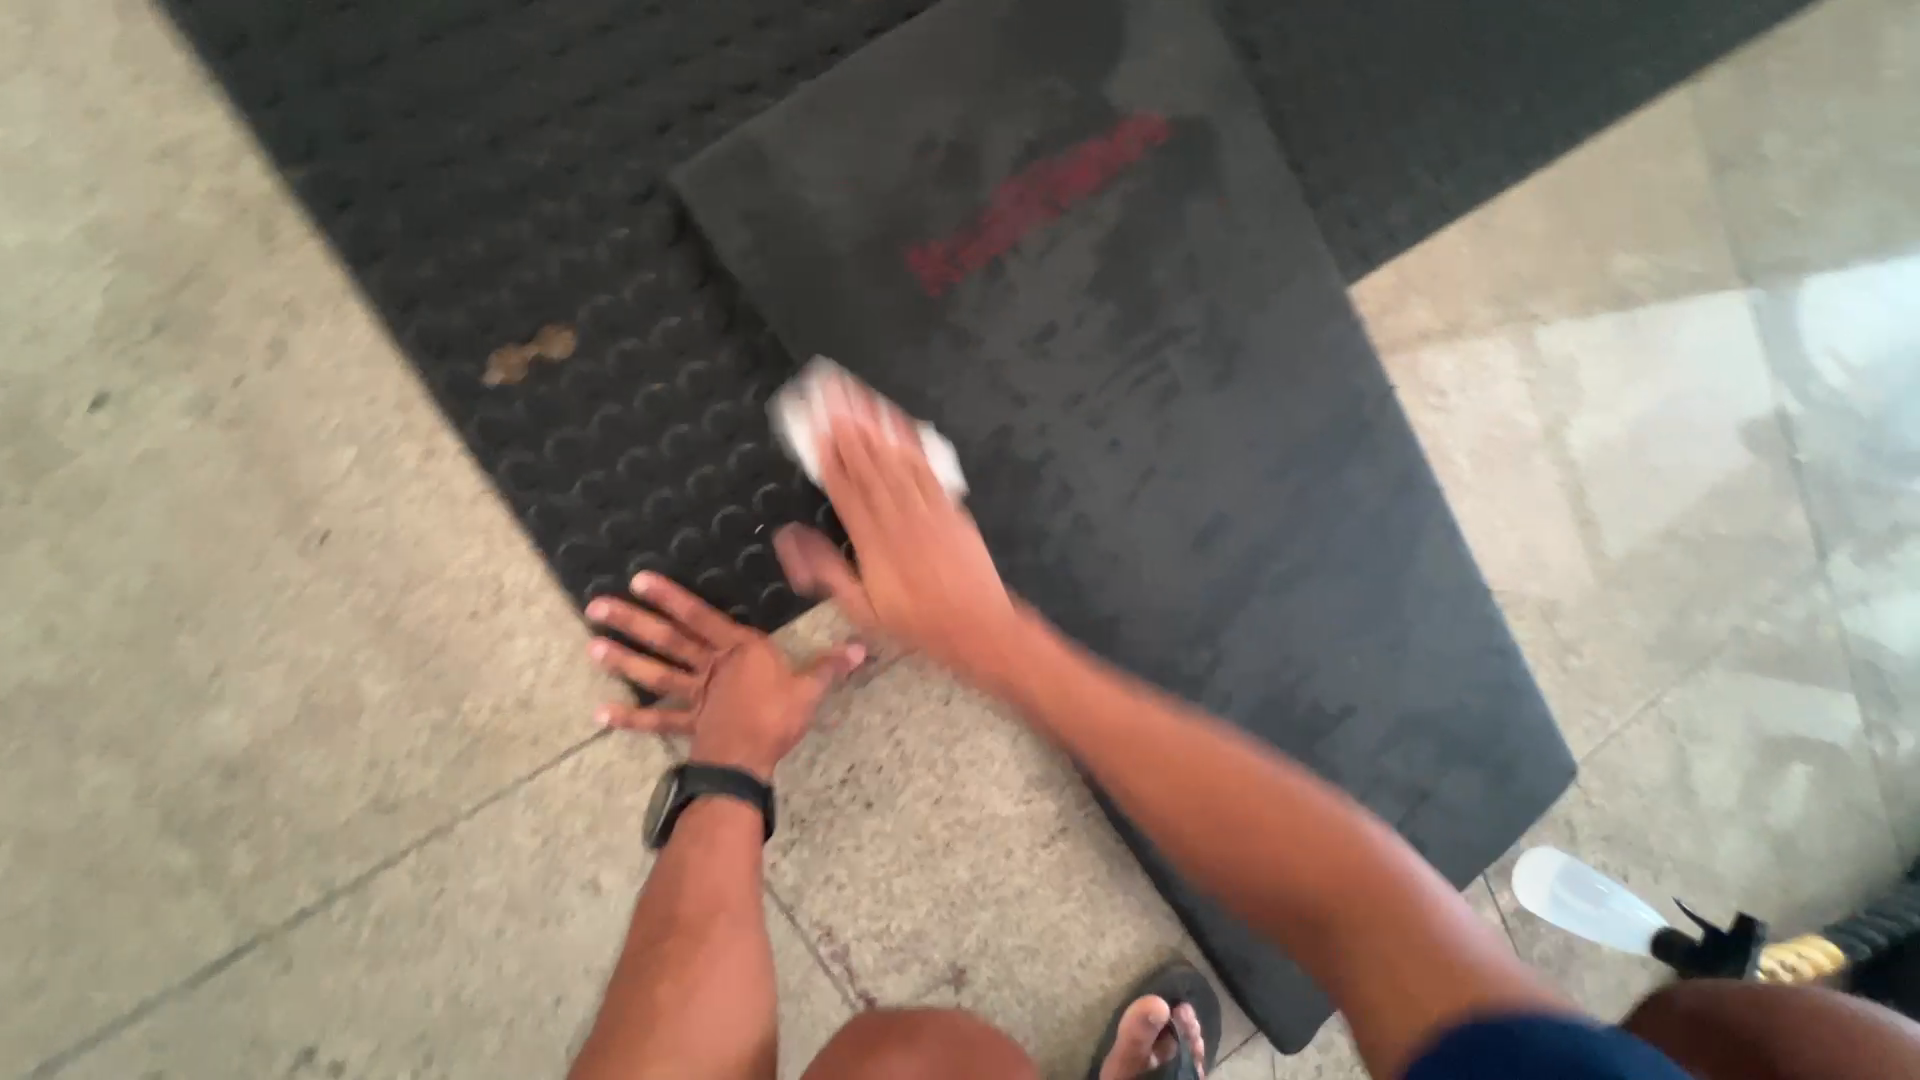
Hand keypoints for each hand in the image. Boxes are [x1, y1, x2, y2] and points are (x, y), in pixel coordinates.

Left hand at [586, 573, 866, 779]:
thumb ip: (830, 666)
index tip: (639, 579)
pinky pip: (656, 720)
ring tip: (591, 646)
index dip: (671, 597)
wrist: (750, 759)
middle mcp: (710, 666)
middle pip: (668, 639)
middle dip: (632, 621)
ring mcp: (695, 695)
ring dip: (624, 659)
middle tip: (596, 607)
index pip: (701, 616)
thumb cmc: (778, 717)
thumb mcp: (810, 688)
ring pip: (656, 672)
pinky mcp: (687, 723)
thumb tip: (861, 648)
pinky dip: (629, 717)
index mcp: (739, 650)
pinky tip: (600, 712)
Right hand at [772, 374, 1031, 684]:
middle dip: (848, 430)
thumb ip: (826, 570)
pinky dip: (911, 446)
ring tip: (856, 400)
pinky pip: (927, 470)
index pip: (844, 489)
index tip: (814, 429)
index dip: (829, 457)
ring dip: (875, 429)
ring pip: (896, 461)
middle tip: (830, 398)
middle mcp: (898, 517)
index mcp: (872, 540)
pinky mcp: (951, 508)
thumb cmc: (916, 622)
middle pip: (869, 466)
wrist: (976, 625)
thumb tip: (790, 538)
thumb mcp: (862, 608)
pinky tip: (899, 427)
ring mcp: (927, 509)